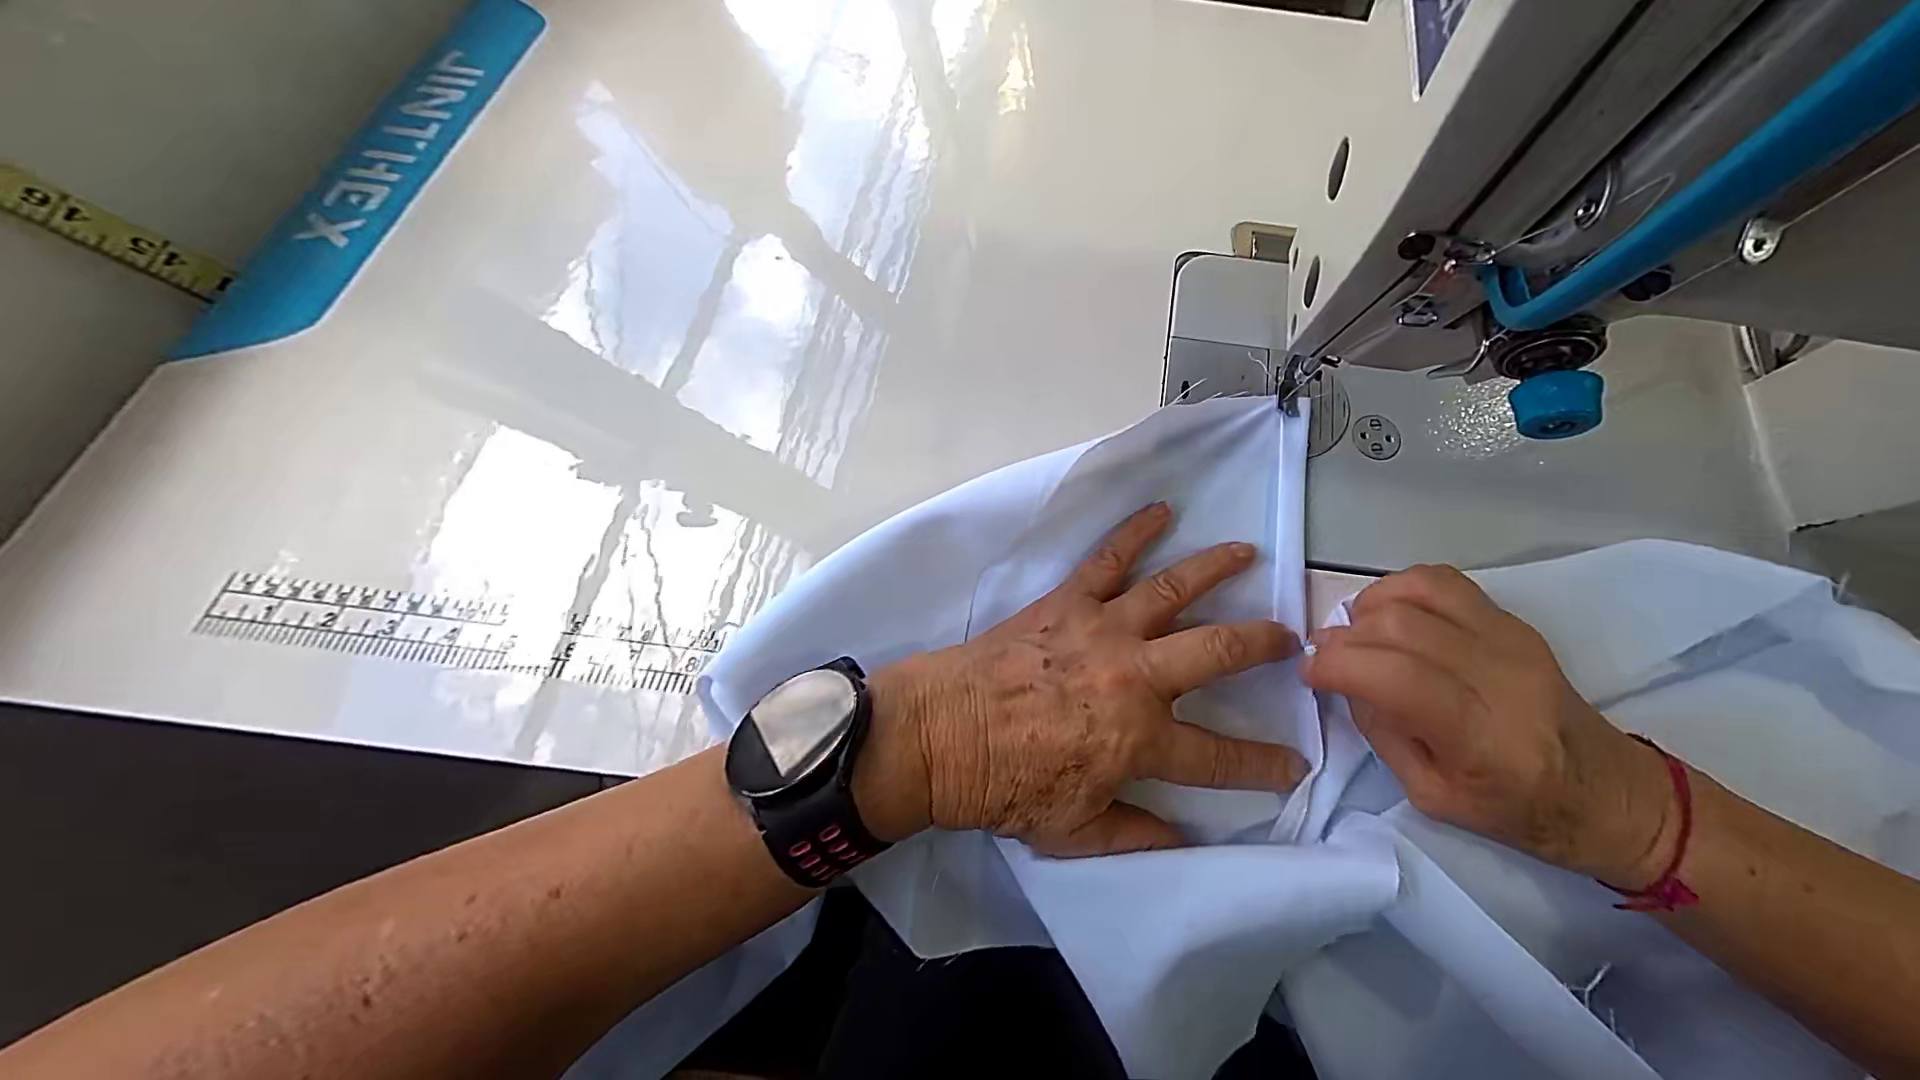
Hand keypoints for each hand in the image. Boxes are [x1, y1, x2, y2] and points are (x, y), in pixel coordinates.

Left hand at [854, 503, 1306, 856]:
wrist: (941, 735)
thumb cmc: (1003, 786)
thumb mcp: (1074, 832)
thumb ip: (1135, 835)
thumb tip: (1182, 840)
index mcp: (1140, 740)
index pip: (1222, 758)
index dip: (1265, 763)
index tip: (1295, 762)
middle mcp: (1135, 677)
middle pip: (1217, 652)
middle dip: (1262, 643)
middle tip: (1288, 638)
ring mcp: (1101, 630)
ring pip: (1173, 590)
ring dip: (1216, 568)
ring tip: (1247, 552)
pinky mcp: (1066, 601)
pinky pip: (1107, 559)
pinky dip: (1134, 531)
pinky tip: (1160, 510)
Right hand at [1302, 564, 1676, 887]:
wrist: (1605, 792)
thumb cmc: (1513, 809)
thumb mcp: (1429, 794)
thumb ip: (1381, 731)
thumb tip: (1346, 678)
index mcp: (1484, 740)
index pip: (1397, 677)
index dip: (1337, 665)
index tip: (1310, 674)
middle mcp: (1504, 679)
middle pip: (1400, 626)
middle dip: (1344, 637)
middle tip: (1326, 656)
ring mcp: (1514, 641)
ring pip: (1418, 591)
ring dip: (1369, 607)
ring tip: (1358, 634)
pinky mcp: (1514, 622)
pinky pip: (1441, 581)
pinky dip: (1399, 589)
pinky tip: (1388, 615)